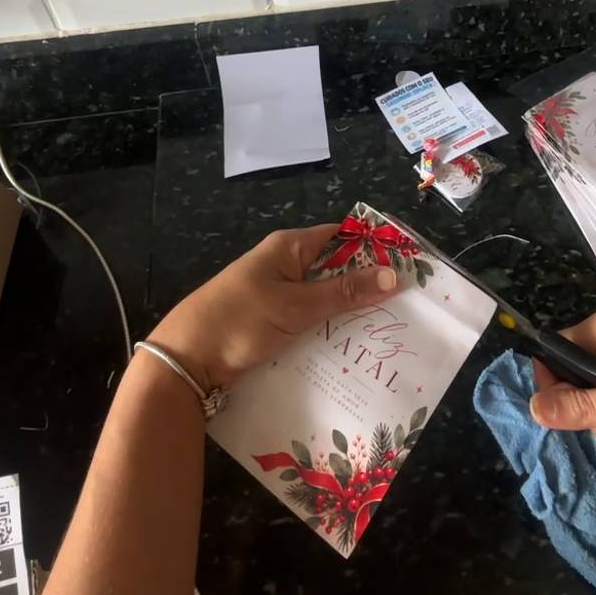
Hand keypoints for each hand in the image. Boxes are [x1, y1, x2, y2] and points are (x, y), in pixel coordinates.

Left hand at [146, 224, 397, 394]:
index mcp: (290, 247)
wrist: (187, 358)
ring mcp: (278, 293)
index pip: (342, 237)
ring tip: (387, 328)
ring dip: (348, 310)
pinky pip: (310, 318)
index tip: (408, 265)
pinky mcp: (272, 321)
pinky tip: (351, 346)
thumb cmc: (241, 319)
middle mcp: (286, 264)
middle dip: (366, 284)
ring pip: (324, 296)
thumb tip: (393, 275)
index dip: (374, 248)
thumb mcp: (296, 306)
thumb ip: (344, 292)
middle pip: (336, 268)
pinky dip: (329, 327)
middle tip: (406, 305)